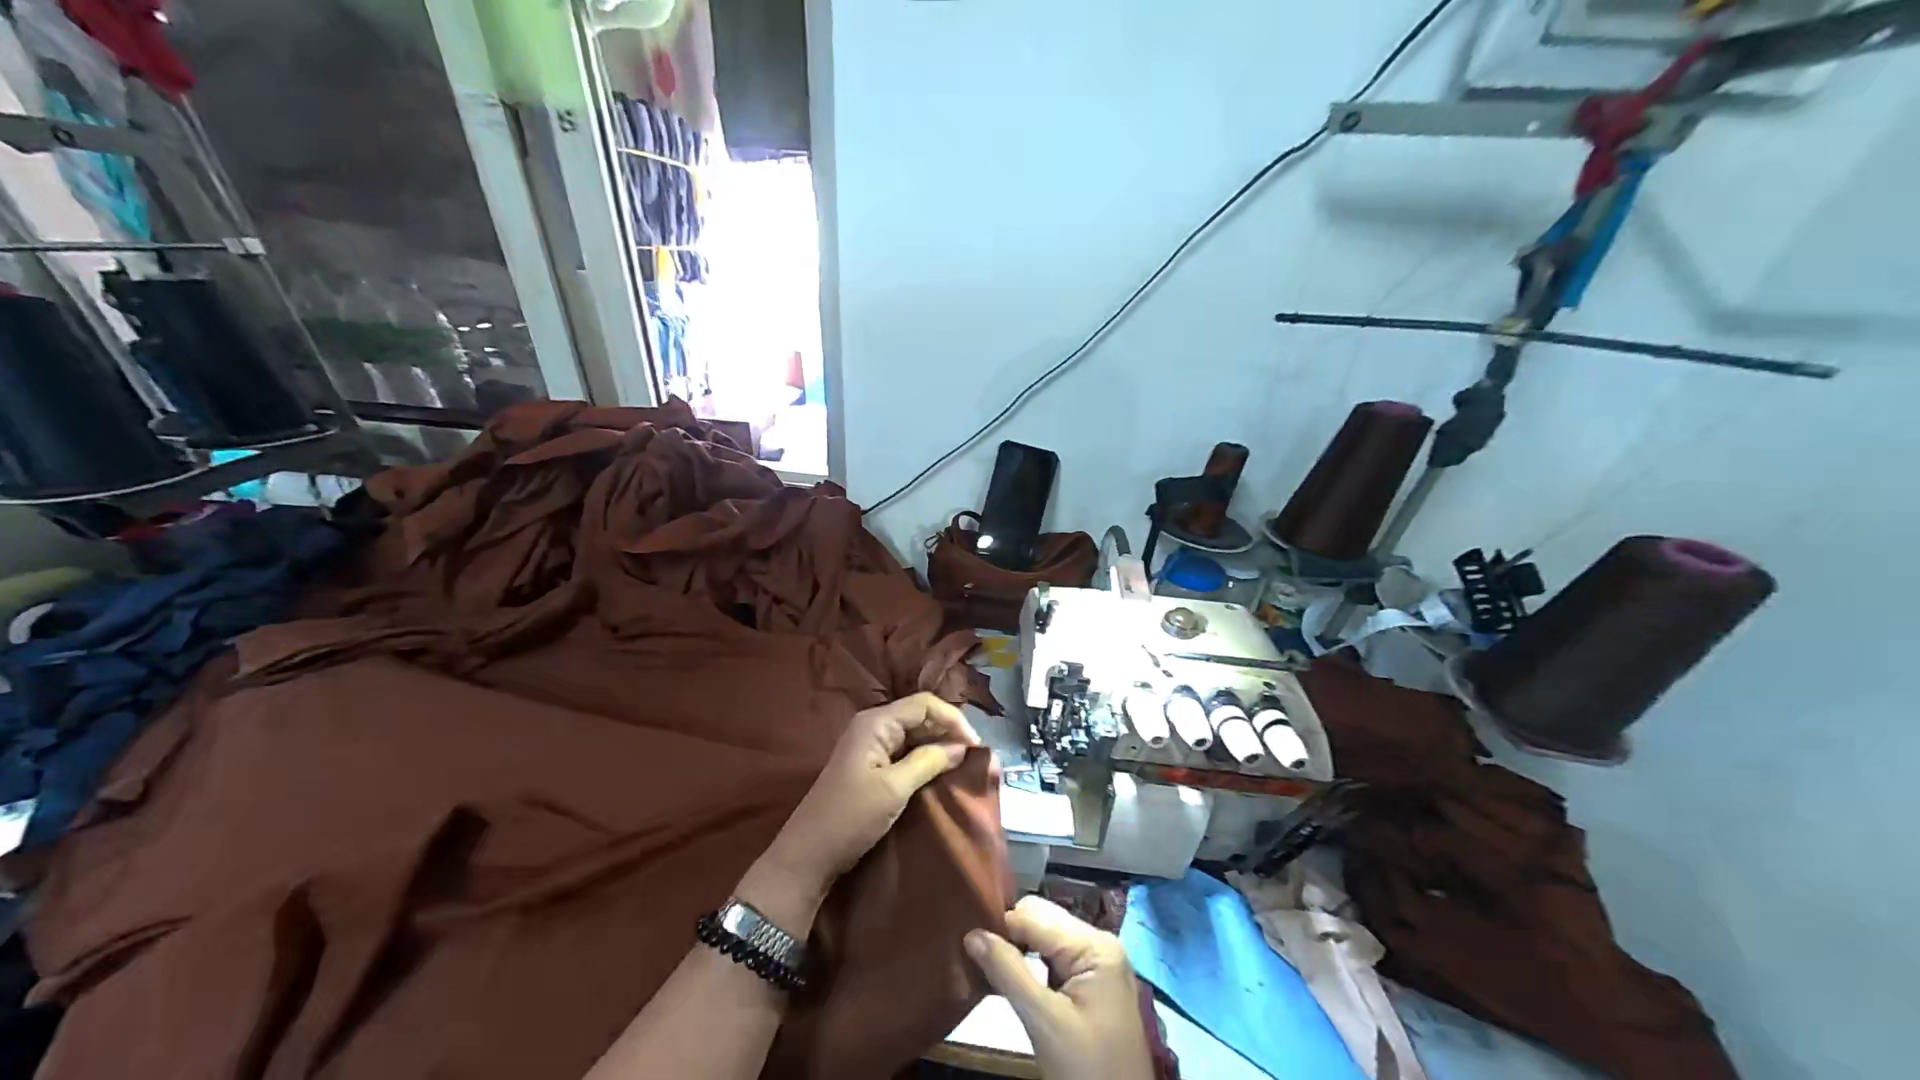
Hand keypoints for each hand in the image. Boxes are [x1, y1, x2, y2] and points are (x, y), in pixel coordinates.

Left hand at [756, 693, 981, 901]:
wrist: (808, 855)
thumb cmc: (850, 818)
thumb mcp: (894, 789)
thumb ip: (929, 761)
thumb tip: (962, 747)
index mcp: (876, 722)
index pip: (924, 703)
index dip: (953, 719)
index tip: (976, 746)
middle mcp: (873, 725)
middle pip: (919, 714)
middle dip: (948, 730)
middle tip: (974, 755)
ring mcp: (870, 745)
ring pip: (913, 733)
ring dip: (939, 744)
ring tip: (963, 762)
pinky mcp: (870, 764)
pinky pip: (904, 750)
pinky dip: (925, 756)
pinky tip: (940, 771)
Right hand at [965, 896, 1154, 1079]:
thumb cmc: (1087, 1070)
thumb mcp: (1044, 1022)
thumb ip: (1008, 973)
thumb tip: (971, 933)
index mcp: (1094, 945)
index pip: (1034, 914)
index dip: (1000, 926)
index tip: (968, 946)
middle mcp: (1099, 942)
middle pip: (1041, 919)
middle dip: (1009, 937)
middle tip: (979, 962)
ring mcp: (1098, 961)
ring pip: (1045, 937)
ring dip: (1019, 951)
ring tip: (992, 970)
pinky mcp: (1094, 981)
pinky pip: (1055, 957)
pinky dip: (1032, 965)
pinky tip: (1015, 981)